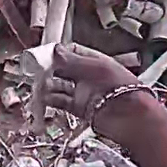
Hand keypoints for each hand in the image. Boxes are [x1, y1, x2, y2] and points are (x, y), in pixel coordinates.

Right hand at [43, 43, 161, 139]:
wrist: (130, 117)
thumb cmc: (120, 88)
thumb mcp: (94, 68)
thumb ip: (72, 60)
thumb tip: (55, 50)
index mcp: (94, 62)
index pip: (72, 52)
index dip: (57, 53)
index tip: (44, 55)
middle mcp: (88, 76)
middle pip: (63, 69)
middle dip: (49, 69)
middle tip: (37, 70)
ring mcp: (83, 93)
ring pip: (60, 86)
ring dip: (49, 85)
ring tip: (40, 84)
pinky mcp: (79, 108)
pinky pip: (61, 102)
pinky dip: (51, 100)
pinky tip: (44, 97)